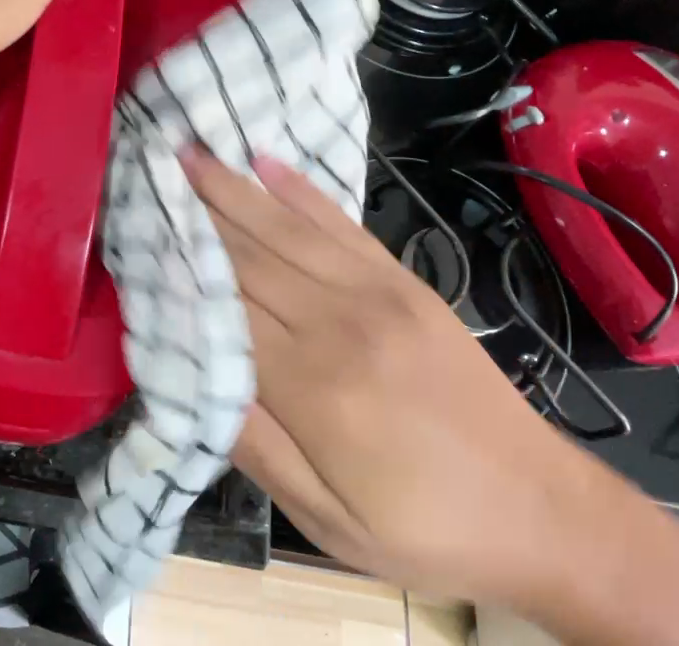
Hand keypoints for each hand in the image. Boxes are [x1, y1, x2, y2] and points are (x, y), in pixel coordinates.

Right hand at [184, 150, 626, 609]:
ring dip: (234, 187)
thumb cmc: (425, 528)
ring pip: (289, 228)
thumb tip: (189, 380)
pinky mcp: (409, 285)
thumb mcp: (328, 521)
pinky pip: (344, 227)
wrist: (547, 514)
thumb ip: (254, 445)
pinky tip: (267, 164)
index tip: (131, 230)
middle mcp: (343, 323)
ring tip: (189, 150)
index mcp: (316, 386)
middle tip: (146, 168)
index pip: (224, 308)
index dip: (175, 267)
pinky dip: (302, 192)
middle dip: (194, 210)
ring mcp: (381, 295)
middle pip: (250, 255)